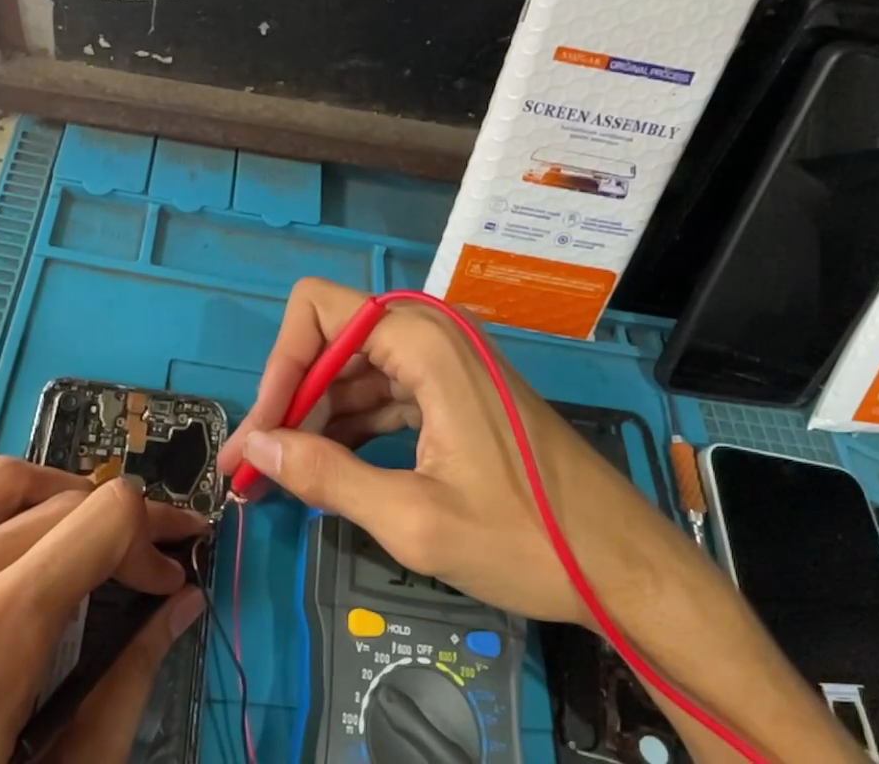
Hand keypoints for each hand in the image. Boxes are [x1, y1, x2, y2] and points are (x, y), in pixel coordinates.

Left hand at [0, 457, 209, 763]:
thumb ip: (130, 679)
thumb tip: (181, 606)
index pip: (102, 518)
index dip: (154, 537)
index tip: (169, 580)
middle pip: (62, 498)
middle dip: (123, 523)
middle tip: (151, 568)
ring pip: (3, 480)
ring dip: (62, 496)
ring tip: (94, 540)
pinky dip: (7, 511)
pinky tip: (27, 555)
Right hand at [217, 278, 678, 627]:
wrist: (623, 566)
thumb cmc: (526, 539)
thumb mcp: (414, 519)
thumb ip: (326, 476)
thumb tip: (257, 449)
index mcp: (424, 344)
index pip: (318, 312)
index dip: (279, 368)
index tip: (262, 436)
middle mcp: (433, 337)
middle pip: (332, 341)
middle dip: (290, 401)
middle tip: (255, 468)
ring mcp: (448, 365)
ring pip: (355, 370)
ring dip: (314, 419)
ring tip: (278, 477)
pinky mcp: (457, 394)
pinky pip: (385, 393)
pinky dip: (350, 427)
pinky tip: (327, 469)